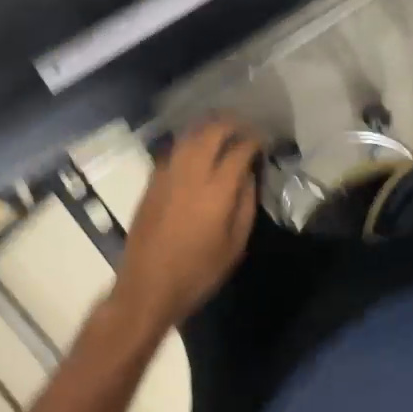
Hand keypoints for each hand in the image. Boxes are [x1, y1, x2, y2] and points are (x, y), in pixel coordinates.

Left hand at [112, 118, 262, 326]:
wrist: (148, 287)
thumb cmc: (198, 272)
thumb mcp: (235, 244)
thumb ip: (245, 204)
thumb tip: (248, 175)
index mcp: (217, 190)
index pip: (239, 150)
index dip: (255, 140)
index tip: (264, 140)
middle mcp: (191, 174)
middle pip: (211, 132)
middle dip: (231, 124)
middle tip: (245, 128)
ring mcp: (167, 175)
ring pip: (188, 136)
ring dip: (208, 128)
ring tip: (223, 130)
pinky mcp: (151, 183)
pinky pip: (173, 150)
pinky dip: (188, 142)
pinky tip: (196, 149)